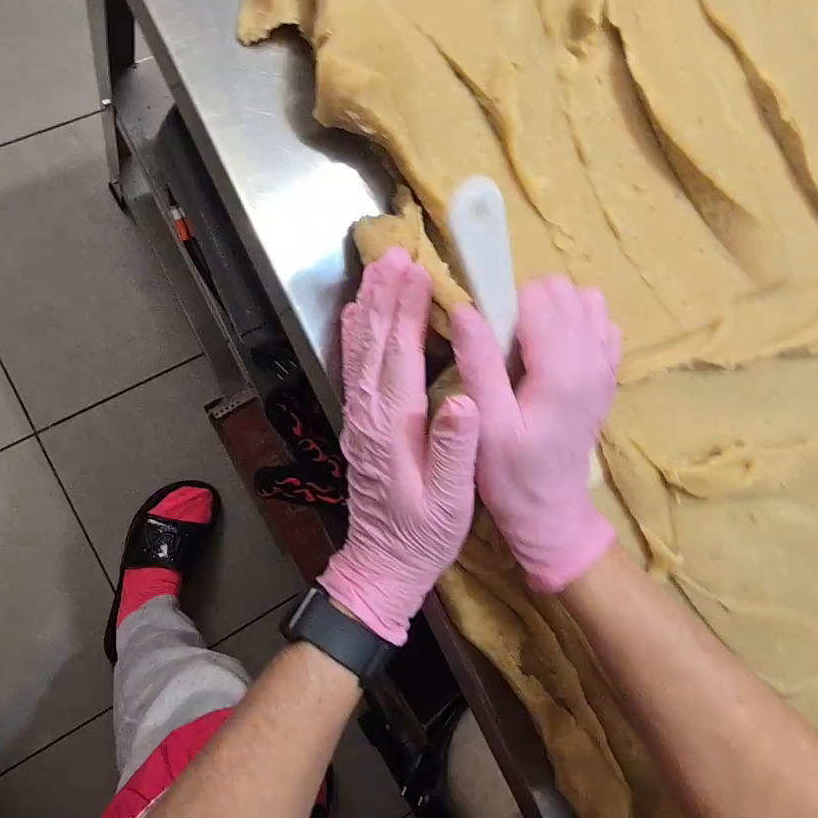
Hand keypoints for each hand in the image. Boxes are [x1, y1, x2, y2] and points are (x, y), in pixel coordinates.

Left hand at [318, 249, 479, 645]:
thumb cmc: (423, 535)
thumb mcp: (449, 501)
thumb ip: (454, 450)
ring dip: (369, 306)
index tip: (416, 272)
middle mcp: (369, 412)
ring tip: (377, 270)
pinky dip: (356, 334)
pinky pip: (354, 366)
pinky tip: (359, 315)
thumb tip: (463, 401)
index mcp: (395, 425)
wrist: (381, 565)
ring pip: (360, 349)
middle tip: (395, 253)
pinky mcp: (358, 422)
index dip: (408, 311)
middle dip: (385, 295)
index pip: (401, 355)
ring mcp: (359, 415)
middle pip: (375, 342)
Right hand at [451, 276, 621, 592]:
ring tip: (526, 343)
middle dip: (526, 303)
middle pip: (562, 290)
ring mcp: (606, 365)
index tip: (486, 338)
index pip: (537, 295)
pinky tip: (553, 353)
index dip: (504, 306)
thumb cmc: (512, 476)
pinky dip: (576, 324)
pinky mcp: (608, 373)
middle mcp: (592, 358)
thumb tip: (465, 307)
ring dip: (552, 309)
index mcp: (562, 370)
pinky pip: (600, 323)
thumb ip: (479, 363)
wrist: (552, 513)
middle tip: (501, 344)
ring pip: (585, 299)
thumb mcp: (486, 425)